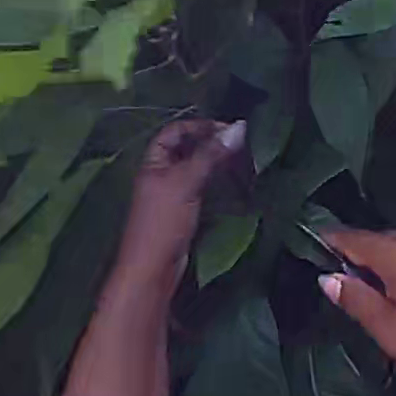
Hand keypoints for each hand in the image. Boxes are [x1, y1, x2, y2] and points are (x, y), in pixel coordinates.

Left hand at [116, 119, 245, 279]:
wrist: (153, 269)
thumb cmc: (164, 221)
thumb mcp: (187, 182)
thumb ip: (212, 154)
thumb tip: (240, 126)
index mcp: (153, 162)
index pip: (175, 131)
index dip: (198, 126)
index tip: (227, 130)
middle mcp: (161, 174)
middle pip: (187, 148)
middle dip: (211, 142)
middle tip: (240, 143)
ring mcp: (172, 193)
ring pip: (196, 167)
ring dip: (216, 161)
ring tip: (242, 159)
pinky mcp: (184, 209)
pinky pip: (202, 185)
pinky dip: (217, 179)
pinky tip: (235, 180)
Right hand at [318, 230, 395, 395]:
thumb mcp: (392, 331)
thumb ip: (357, 300)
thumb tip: (326, 276)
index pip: (354, 237)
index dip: (330, 240)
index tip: (308, 242)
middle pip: (376, 239)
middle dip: (354, 254)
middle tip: (332, 277)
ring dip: (378, 262)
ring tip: (361, 288)